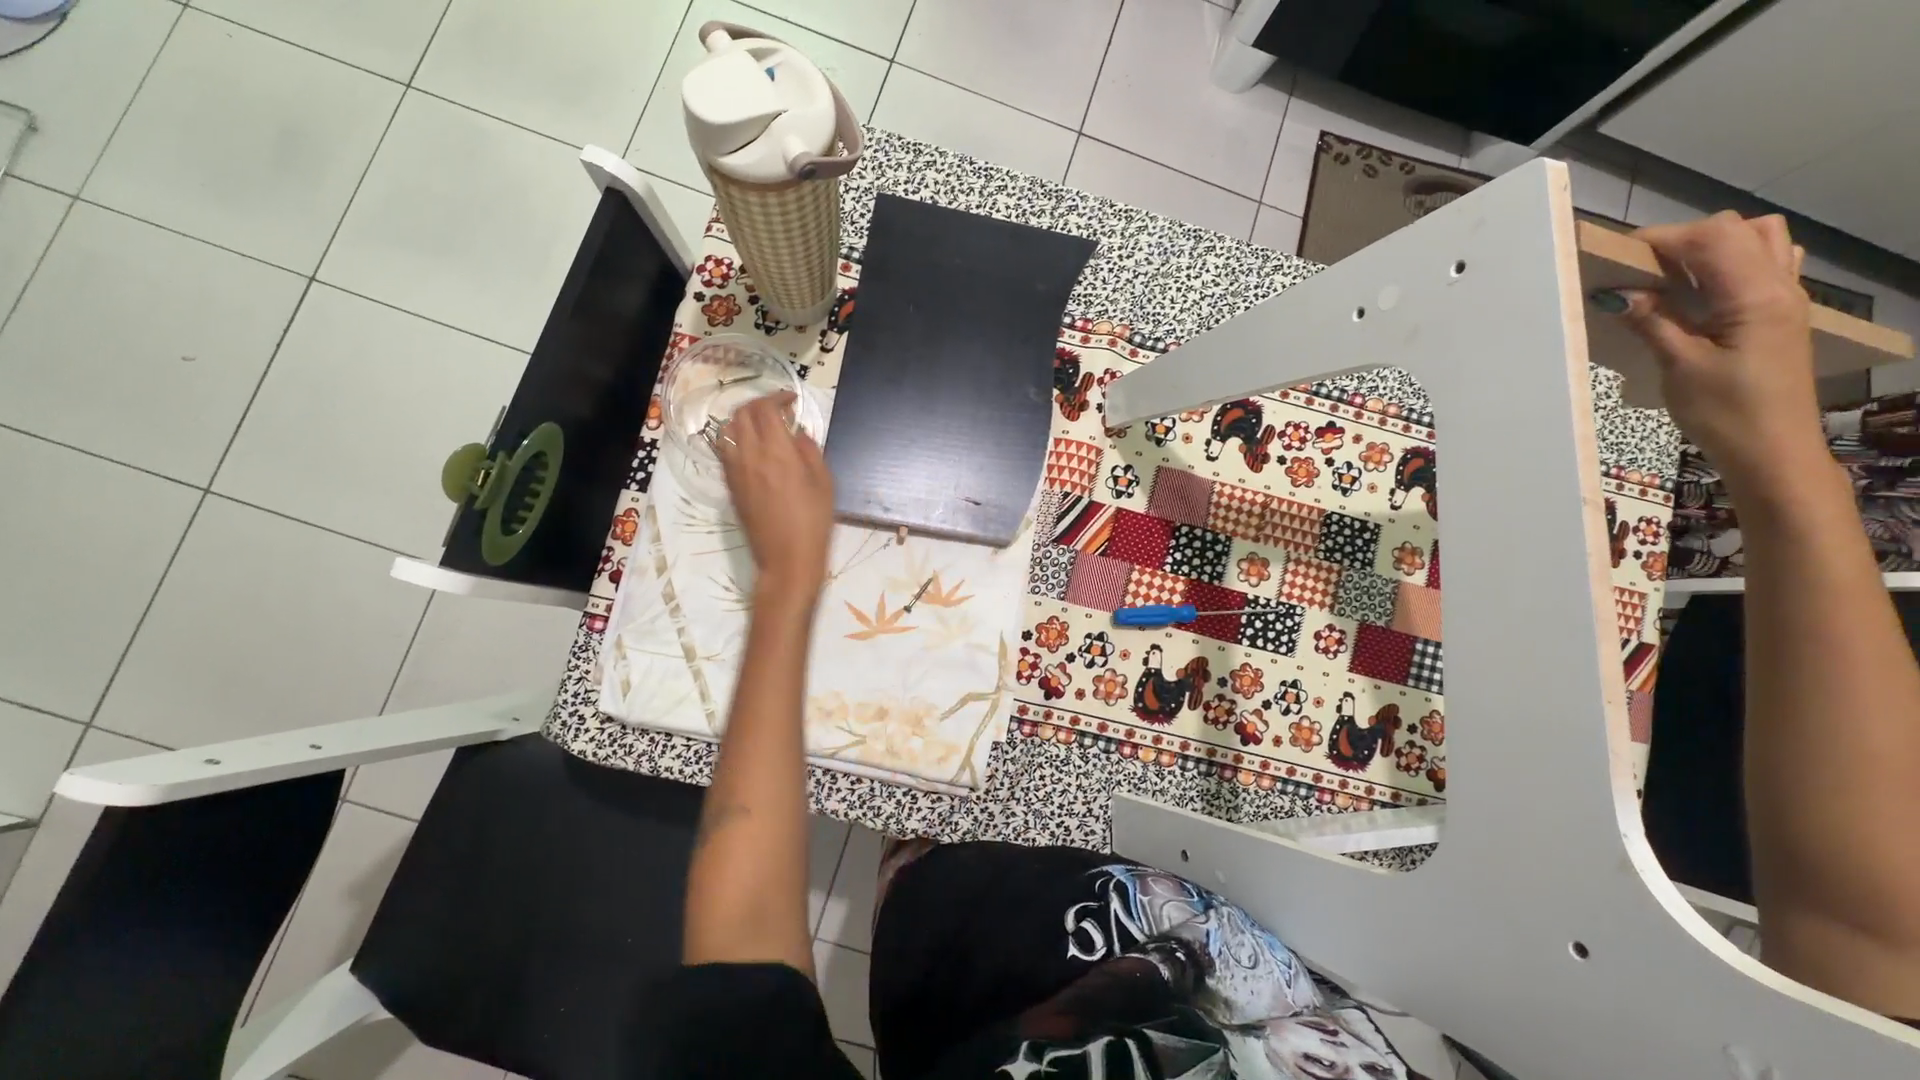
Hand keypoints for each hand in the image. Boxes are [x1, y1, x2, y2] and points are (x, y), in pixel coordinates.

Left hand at [715, 391, 833, 599]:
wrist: (786, 559)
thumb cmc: (813, 521)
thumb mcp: (824, 482)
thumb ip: (809, 450)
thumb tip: (797, 433)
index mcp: (776, 451)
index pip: (766, 408)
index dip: (778, 397)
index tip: (792, 400)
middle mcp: (749, 455)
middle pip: (742, 413)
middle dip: (759, 404)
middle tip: (779, 410)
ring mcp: (735, 470)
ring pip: (728, 430)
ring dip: (744, 420)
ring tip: (763, 427)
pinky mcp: (730, 485)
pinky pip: (725, 450)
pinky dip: (737, 439)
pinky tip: (754, 449)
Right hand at [1619, 212, 1827, 498]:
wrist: (1773, 451)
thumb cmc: (1726, 413)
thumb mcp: (1680, 367)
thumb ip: (1653, 322)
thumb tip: (1619, 293)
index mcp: (1756, 295)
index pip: (1712, 239)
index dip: (1662, 238)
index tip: (1617, 255)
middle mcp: (1779, 286)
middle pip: (1738, 230)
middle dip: (1684, 239)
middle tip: (1641, 268)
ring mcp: (1786, 299)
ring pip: (1759, 241)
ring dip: (1713, 246)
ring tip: (1674, 275)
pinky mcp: (1780, 316)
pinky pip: (1766, 266)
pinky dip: (1733, 264)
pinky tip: (1703, 291)